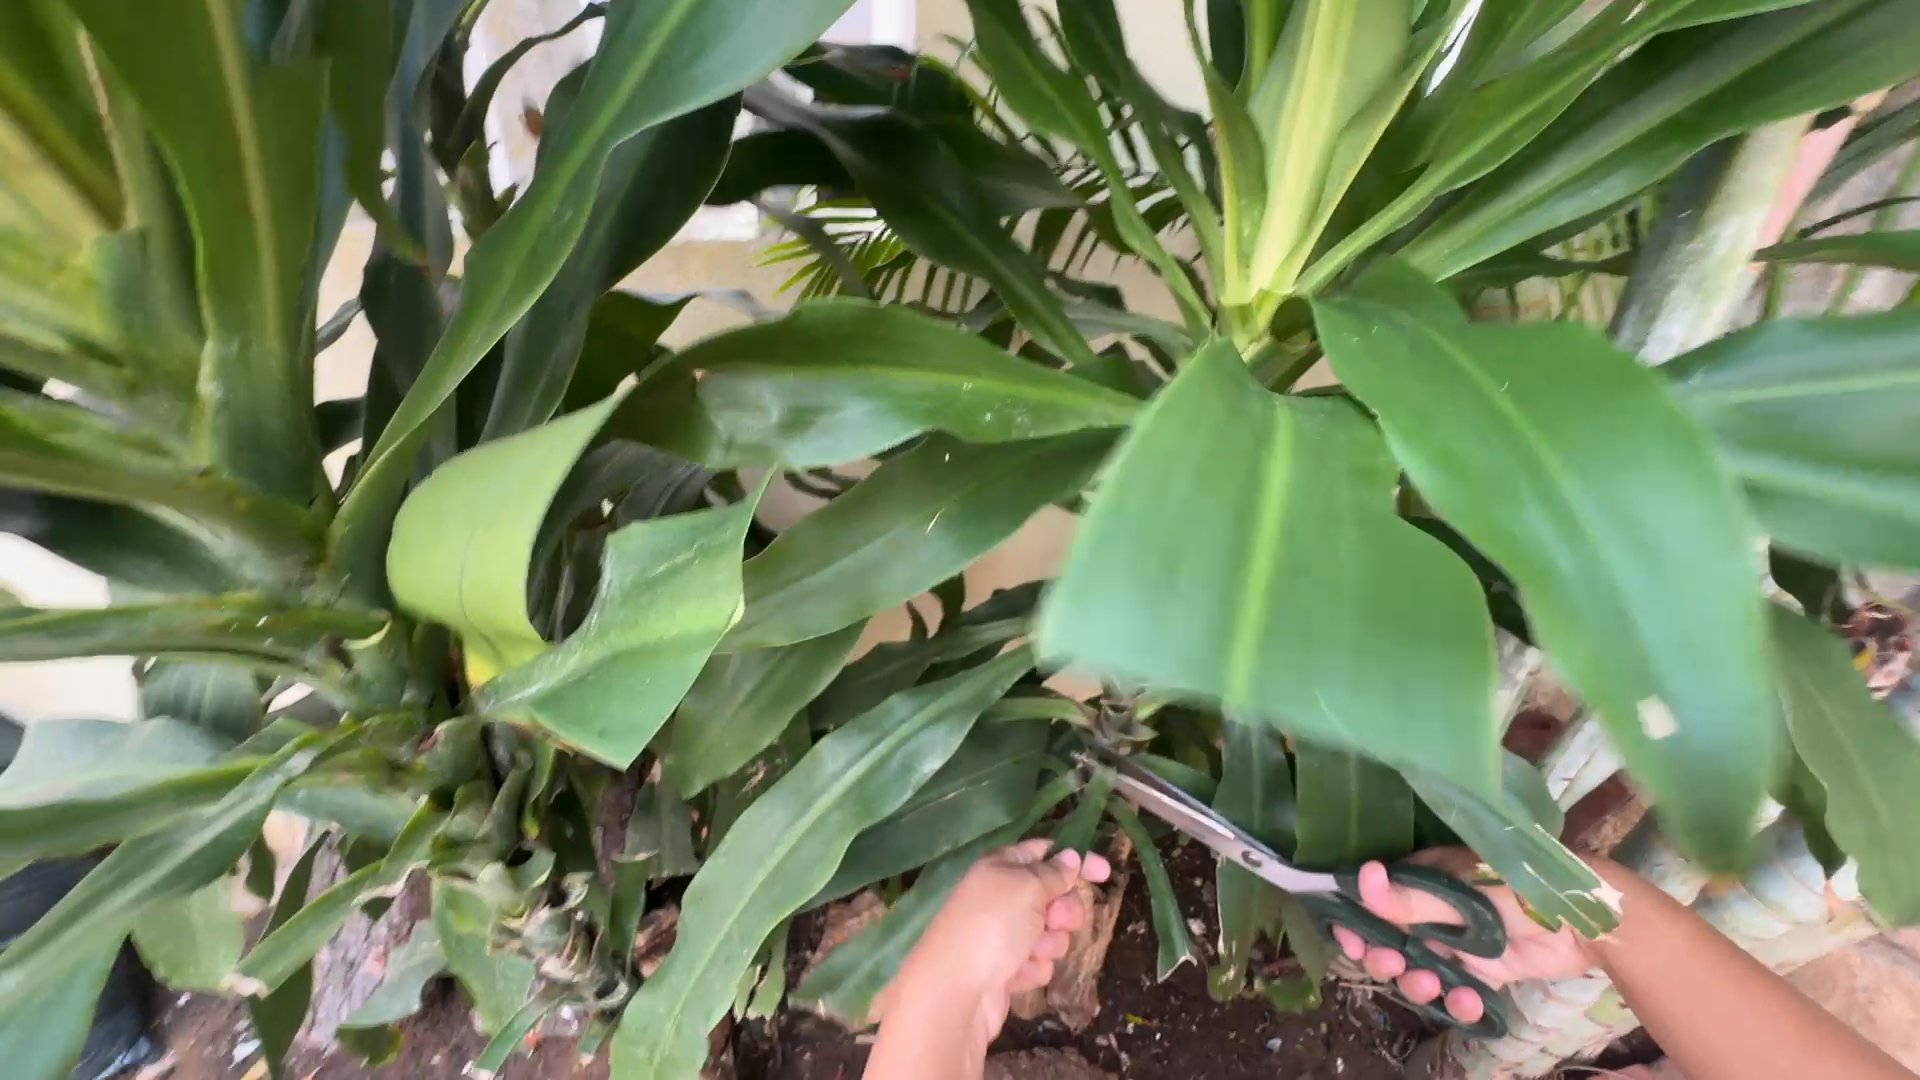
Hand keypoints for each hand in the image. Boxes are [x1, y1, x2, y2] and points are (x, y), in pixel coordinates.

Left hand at [880, 839, 1112, 1041]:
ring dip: (1050, 941)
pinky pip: (1037, 961)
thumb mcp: (1027, 887)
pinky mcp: (1005, 967)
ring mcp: (1003, 933)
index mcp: (1002, 865)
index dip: (1076, 860)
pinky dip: (1034, 967)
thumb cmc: (993, 925)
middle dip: (1064, 910)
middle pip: (1052, 894)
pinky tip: (1019, 974)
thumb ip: (1053, 872)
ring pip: (1049, 931)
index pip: (1045, 852)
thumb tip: (1069, 855)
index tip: (1106, 873)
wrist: (957, 990)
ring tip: (1034, 951)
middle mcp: (1001, 895)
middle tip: (1057, 921)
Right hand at [1329, 849, 1599, 1024]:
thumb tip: (1361, 877)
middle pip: (1387, 937)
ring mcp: (1454, 941)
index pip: (1370, 897)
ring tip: (1432, 986)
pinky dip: (1457, 1002)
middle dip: (1383, 955)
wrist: (1583, 921)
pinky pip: (1456, 990)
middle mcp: (1429, 909)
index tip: (1349, 940)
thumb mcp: (1458, 891)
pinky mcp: (1482, 970)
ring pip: (1417, 967)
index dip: (1354, 919)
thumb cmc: (1513, 888)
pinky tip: (1468, 1005)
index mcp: (1417, 878)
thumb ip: (1409, 896)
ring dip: (1416, 981)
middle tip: (1390, 963)